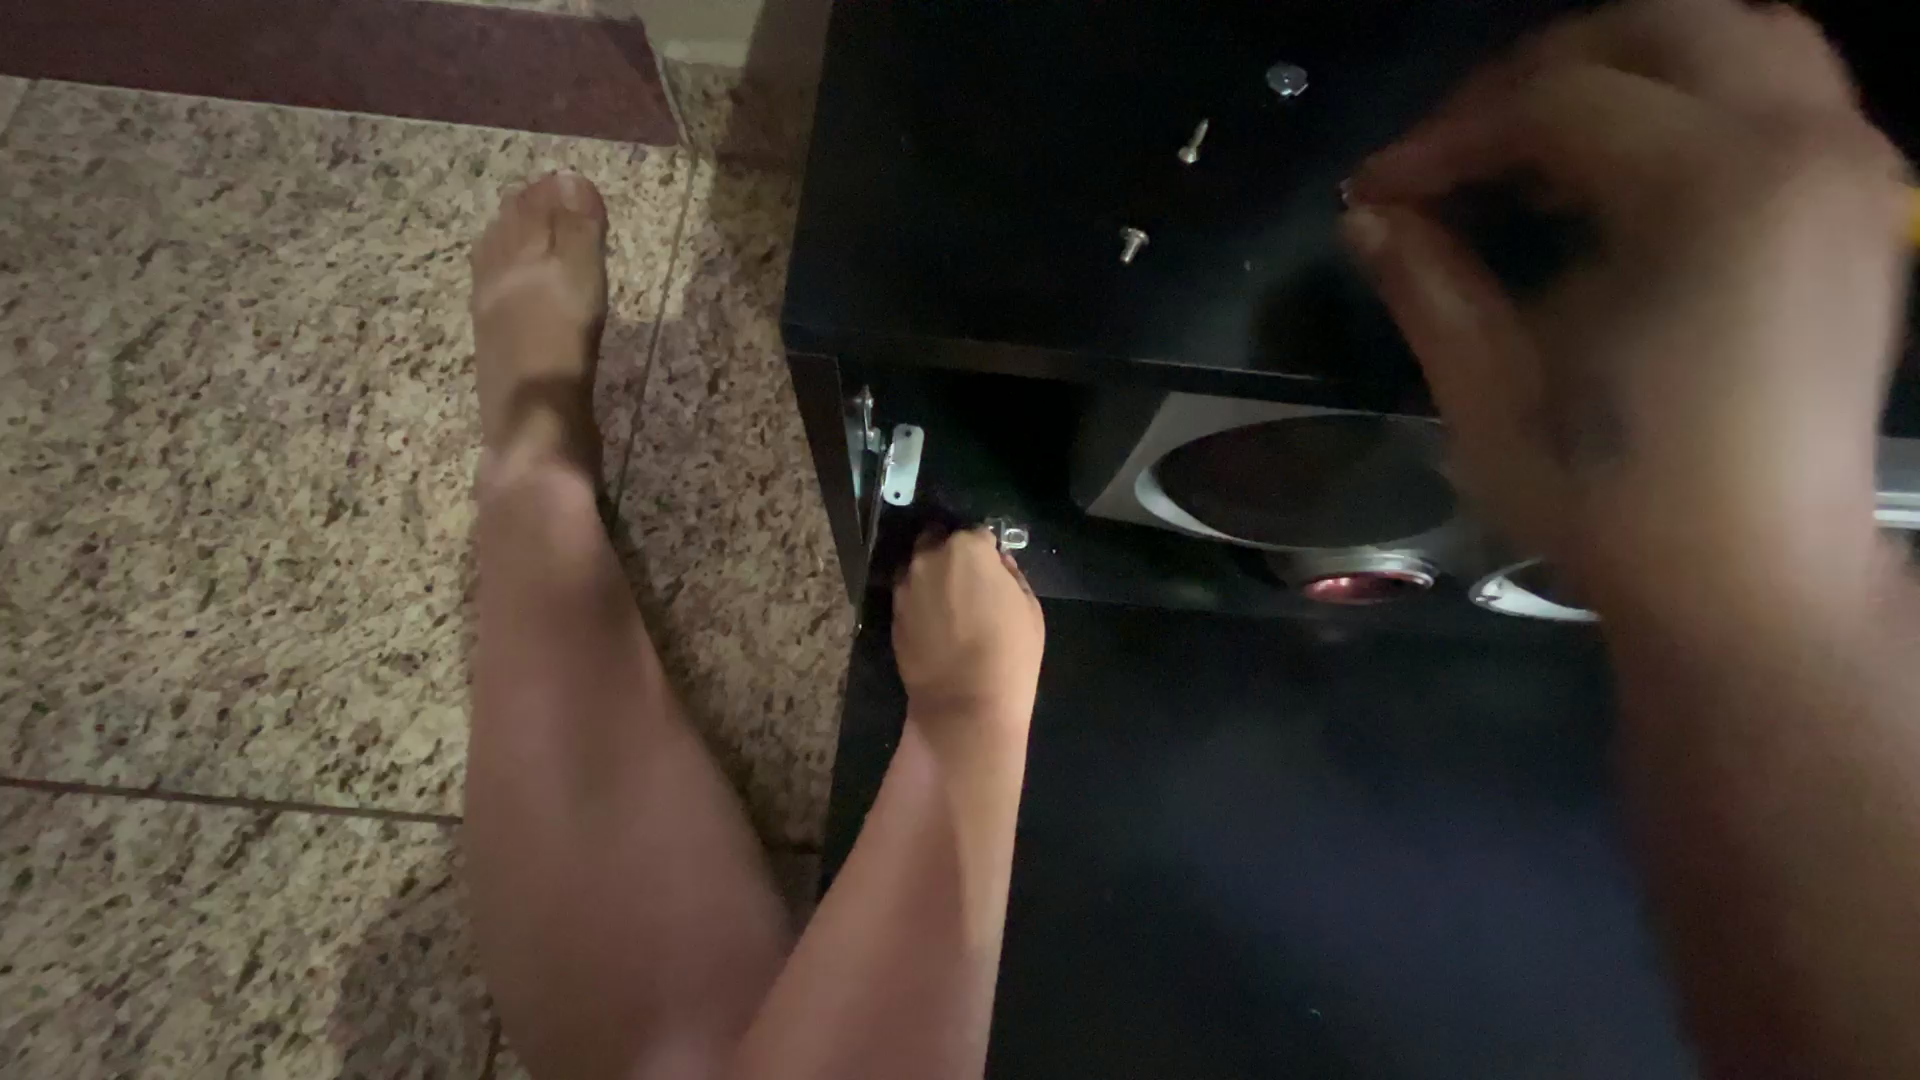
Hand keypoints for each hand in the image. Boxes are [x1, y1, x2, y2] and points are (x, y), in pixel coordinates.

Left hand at [892, 529, 1045, 721]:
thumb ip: (1012, 575)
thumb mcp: (1029, 607)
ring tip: (947, 601)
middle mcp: (929, 559)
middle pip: (939, 542)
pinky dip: (919, 600)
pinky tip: (934, 621)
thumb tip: (998, 564)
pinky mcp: (892, 614)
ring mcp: (906, 587)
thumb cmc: (1009, 652)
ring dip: (931, 575)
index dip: (987, 551)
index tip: (993, 568)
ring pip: (918, 567)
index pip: (978, 534)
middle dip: (951, 554)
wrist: (965, 703)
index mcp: (967, 548)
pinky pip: (908, 595)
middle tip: (967, 580)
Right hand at [1342, 0, 1912, 612]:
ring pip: (1728, 43)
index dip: (1443, 137)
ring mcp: (1847, 173)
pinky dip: (1666, 108)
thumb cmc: (1604, 491)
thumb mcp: (1487, 387)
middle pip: (1658, 28)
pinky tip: (1593, 183)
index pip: (1557, 102)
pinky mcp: (1852, 208)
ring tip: (1511, 153)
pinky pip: (1763, 98)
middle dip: (1524, 78)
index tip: (1368, 188)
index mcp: (1712, 195)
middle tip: (1438, 153)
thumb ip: (1427, 281)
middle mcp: (1805, 148)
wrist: (1744, 573)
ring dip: (1604, 77)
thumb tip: (1365, 216)